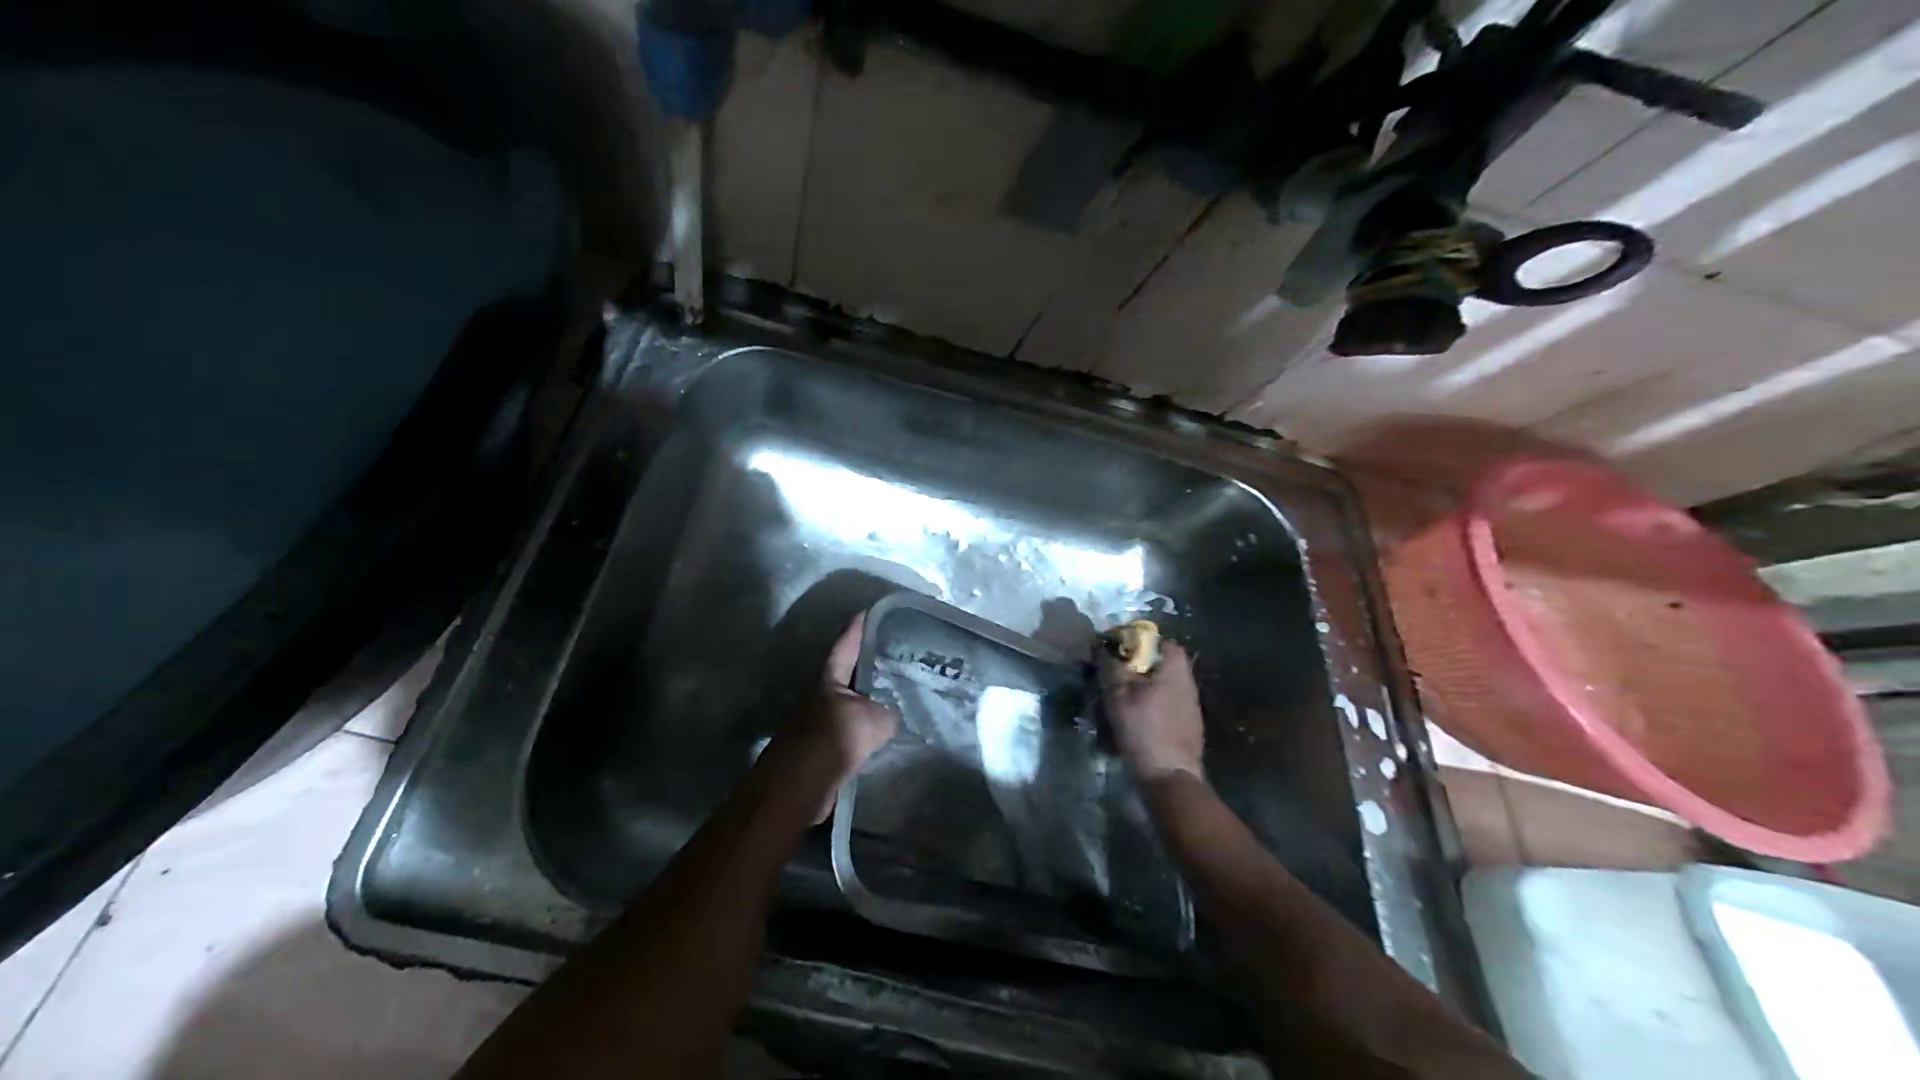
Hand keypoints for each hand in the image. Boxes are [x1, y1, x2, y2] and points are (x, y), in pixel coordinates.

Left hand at [767, 613, 899, 822]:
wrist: (801, 785)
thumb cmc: (835, 739)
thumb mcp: (874, 720)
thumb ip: (887, 714)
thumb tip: (890, 719)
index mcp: (828, 681)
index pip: (844, 647)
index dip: (856, 630)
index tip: (865, 612)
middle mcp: (819, 698)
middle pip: (844, 677)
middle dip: (863, 669)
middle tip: (888, 659)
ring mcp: (816, 724)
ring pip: (847, 707)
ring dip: (865, 705)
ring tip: (892, 702)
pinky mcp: (819, 751)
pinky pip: (848, 734)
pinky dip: (863, 734)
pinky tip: (881, 739)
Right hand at [1100, 640, 1204, 783]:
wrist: (1169, 777)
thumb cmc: (1144, 729)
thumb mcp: (1118, 695)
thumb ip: (1111, 667)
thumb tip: (1103, 648)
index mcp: (1176, 672)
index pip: (1166, 643)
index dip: (1143, 642)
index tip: (1121, 650)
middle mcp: (1188, 686)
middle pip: (1164, 667)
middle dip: (1140, 669)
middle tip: (1116, 676)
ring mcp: (1190, 710)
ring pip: (1164, 689)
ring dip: (1144, 691)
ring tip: (1121, 701)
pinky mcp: (1187, 731)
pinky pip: (1166, 710)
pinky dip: (1150, 710)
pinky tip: (1134, 723)